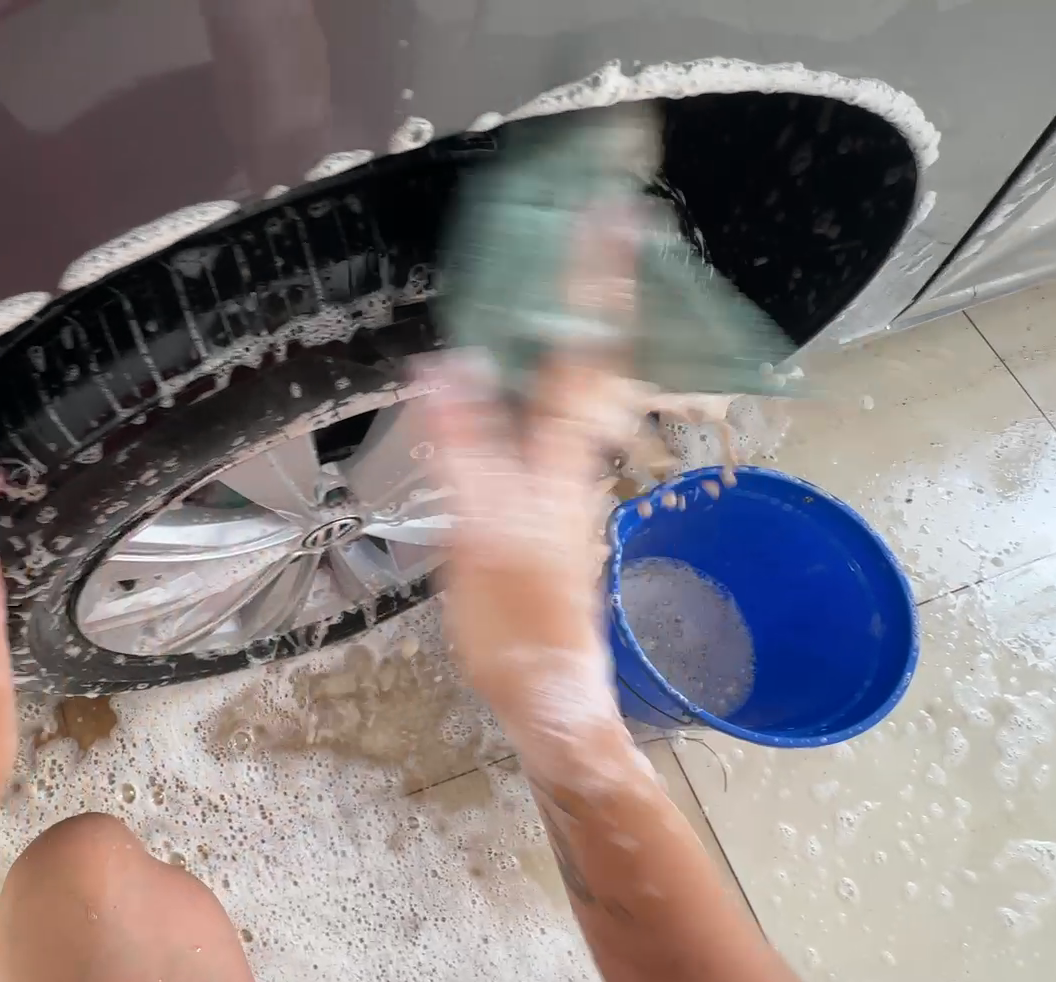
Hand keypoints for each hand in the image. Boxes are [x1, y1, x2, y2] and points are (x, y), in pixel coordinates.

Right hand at [418, 201, 651, 788]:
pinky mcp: (545, 509)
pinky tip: (517, 382)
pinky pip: (546, 430)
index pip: (578, 359)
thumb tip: (445, 369)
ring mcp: (560, 487)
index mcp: (557, 463)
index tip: (610, 216)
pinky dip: (541, 387)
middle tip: (597, 232)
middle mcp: (570, 464)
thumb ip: (465, 454)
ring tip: (559, 285)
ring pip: (573, 398)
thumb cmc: (516, 625)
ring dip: (573, 336)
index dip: (591, 290)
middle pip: (589, 367)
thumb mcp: (479, 538)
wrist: (545, 691)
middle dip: (596, 297)